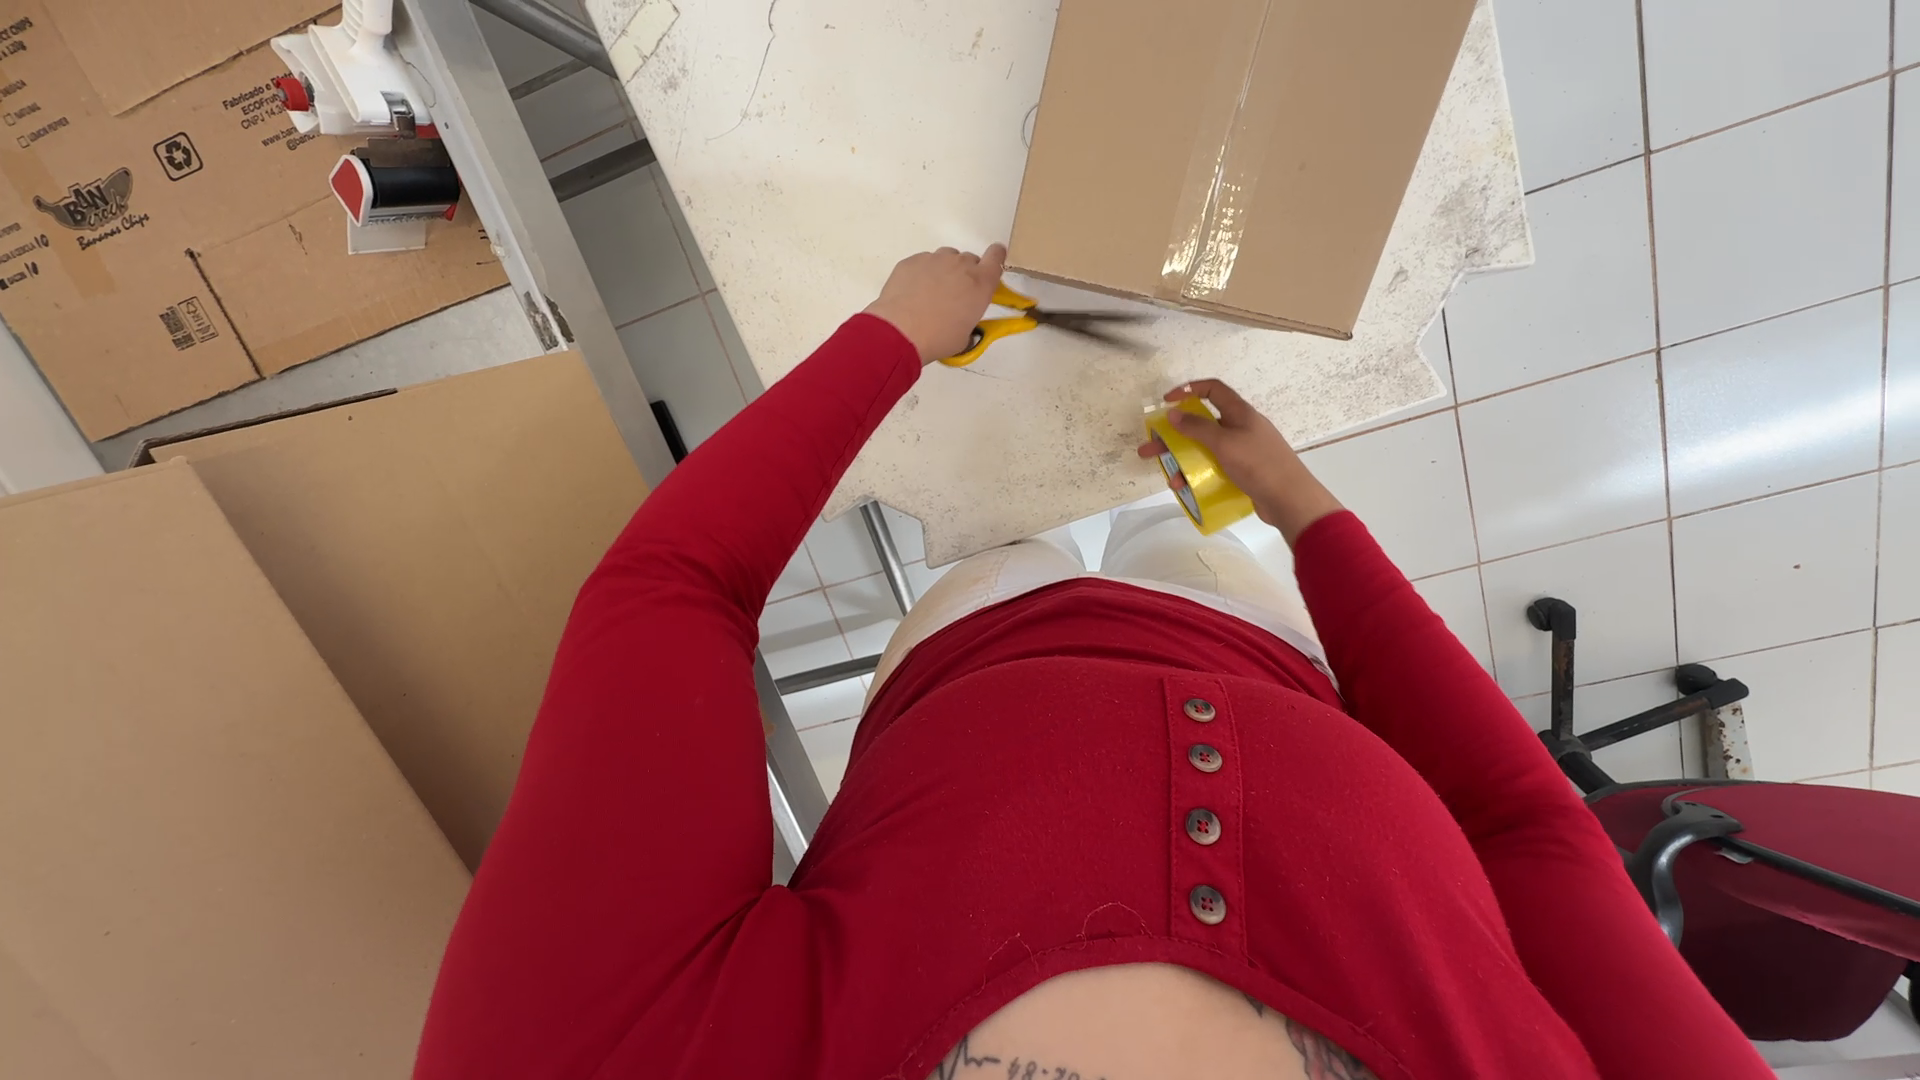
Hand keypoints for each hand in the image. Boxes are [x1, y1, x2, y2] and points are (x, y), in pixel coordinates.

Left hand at [863, 244, 1006, 364]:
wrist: (900, 332)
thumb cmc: (938, 338)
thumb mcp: (965, 336)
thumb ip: (970, 320)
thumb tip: (962, 321)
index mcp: (980, 283)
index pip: (996, 256)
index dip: (995, 258)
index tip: (989, 267)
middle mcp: (960, 265)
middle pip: (969, 260)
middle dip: (965, 274)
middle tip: (954, 297)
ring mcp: (935, 259)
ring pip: (945, 259)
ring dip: (944, 272)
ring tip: (931, 295)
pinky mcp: (912, 260)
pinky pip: (923, 262)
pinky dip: (922, 274)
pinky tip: (913, 293)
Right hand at [1136, 378, 1345, 546]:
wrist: (1289, 499)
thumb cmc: (1258, 464)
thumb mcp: (1224, 443)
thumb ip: (1197, 428)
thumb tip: (1173, 414)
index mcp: (1239, 413)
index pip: (1212, 390)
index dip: (1188, 391)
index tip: (1166, 402)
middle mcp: (1239, 428)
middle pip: (1201, 425)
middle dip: (1173, 437)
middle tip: (1150, 448)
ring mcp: (1241, 451)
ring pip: (1204, 450)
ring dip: (1183, 461)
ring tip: (1168, 478)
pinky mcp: (1242, 472)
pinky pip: (1213, 468)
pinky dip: (1198, 475)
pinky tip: (1186, 488)